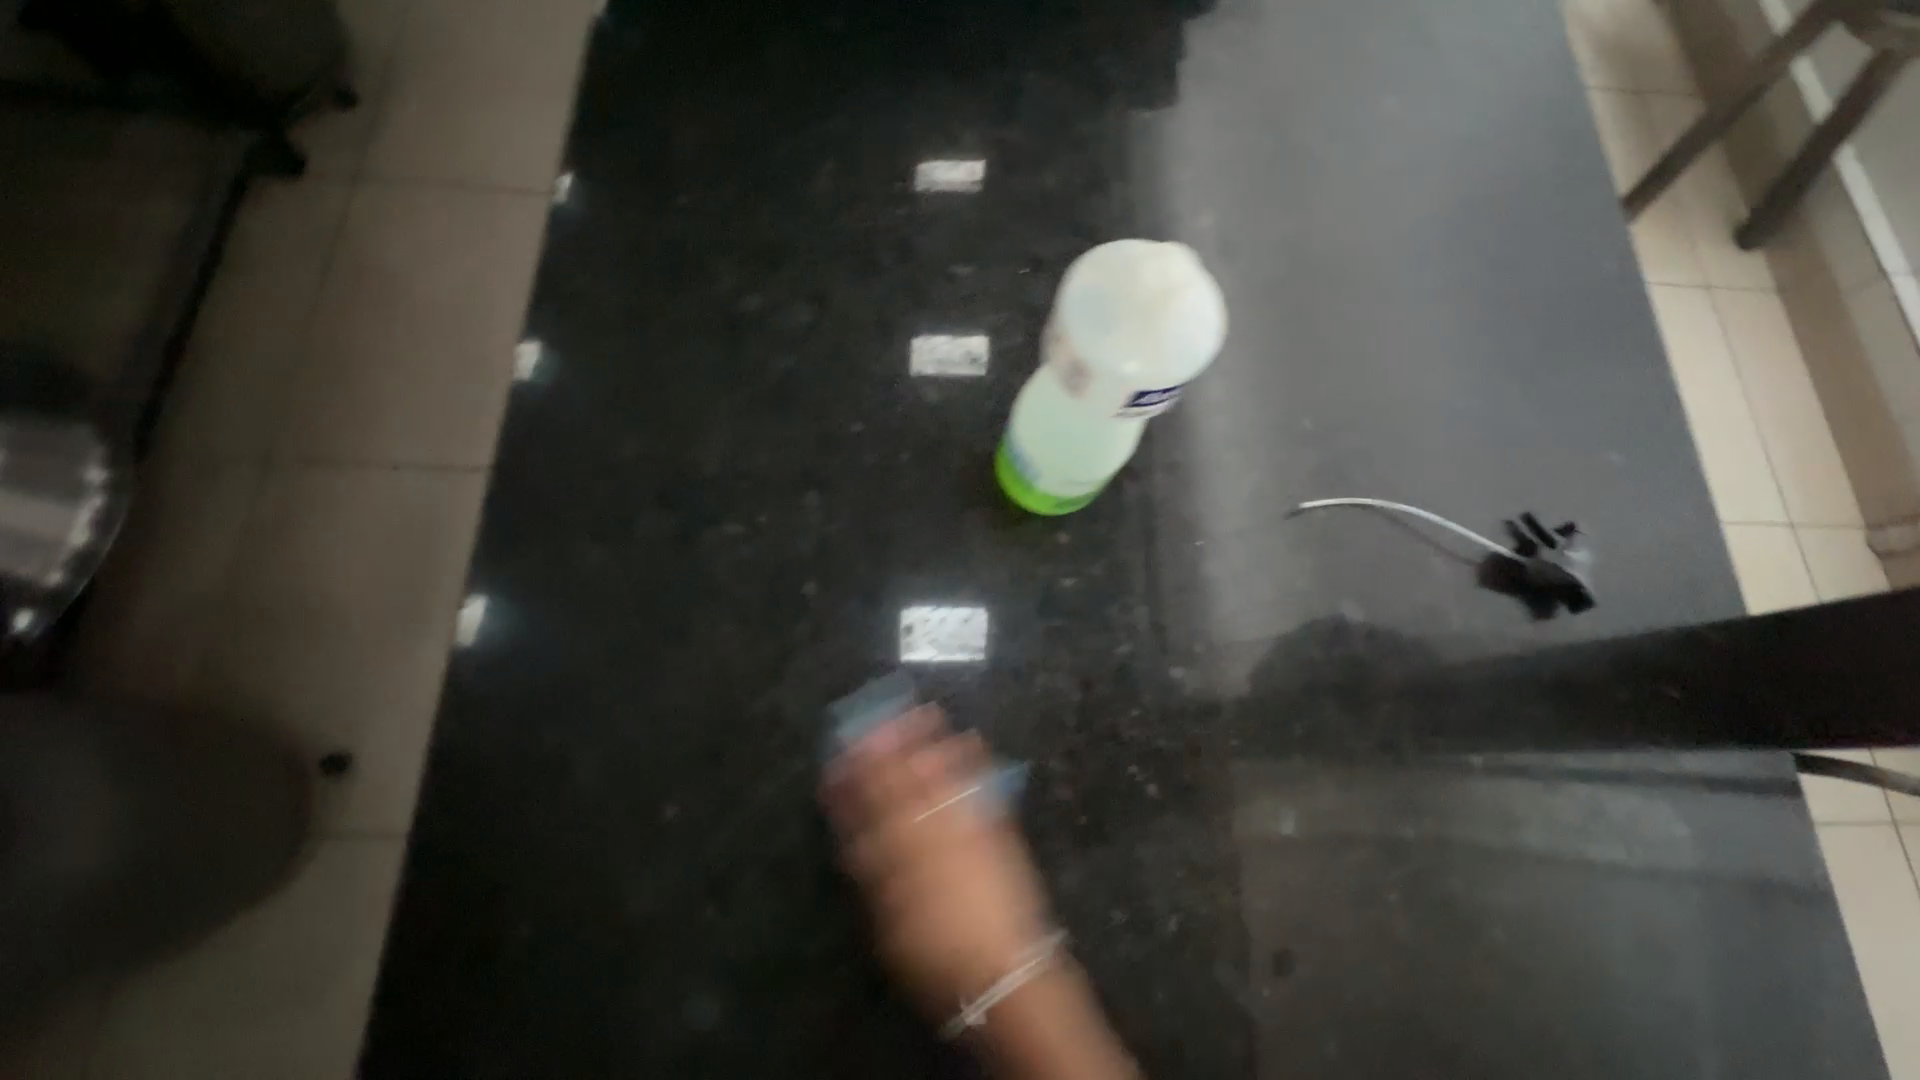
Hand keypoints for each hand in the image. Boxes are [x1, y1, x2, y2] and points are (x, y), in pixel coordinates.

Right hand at [821, 706, 1051, 1020]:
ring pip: (942, 775)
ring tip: (921, 712)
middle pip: (902, 782)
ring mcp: (967, 826)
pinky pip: (981, 784)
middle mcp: (930, 831)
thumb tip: (856, 838)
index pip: (868, 806)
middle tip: (875, 720)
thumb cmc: (936, 955)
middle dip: (887, 749)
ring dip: (928, 742)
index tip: (840, 758)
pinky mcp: (997, 830)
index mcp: (898, 854)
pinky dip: (972, 758)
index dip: (853, 779)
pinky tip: (969, 738)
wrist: (1003, 969)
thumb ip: (874, 873)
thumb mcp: (889, 922)